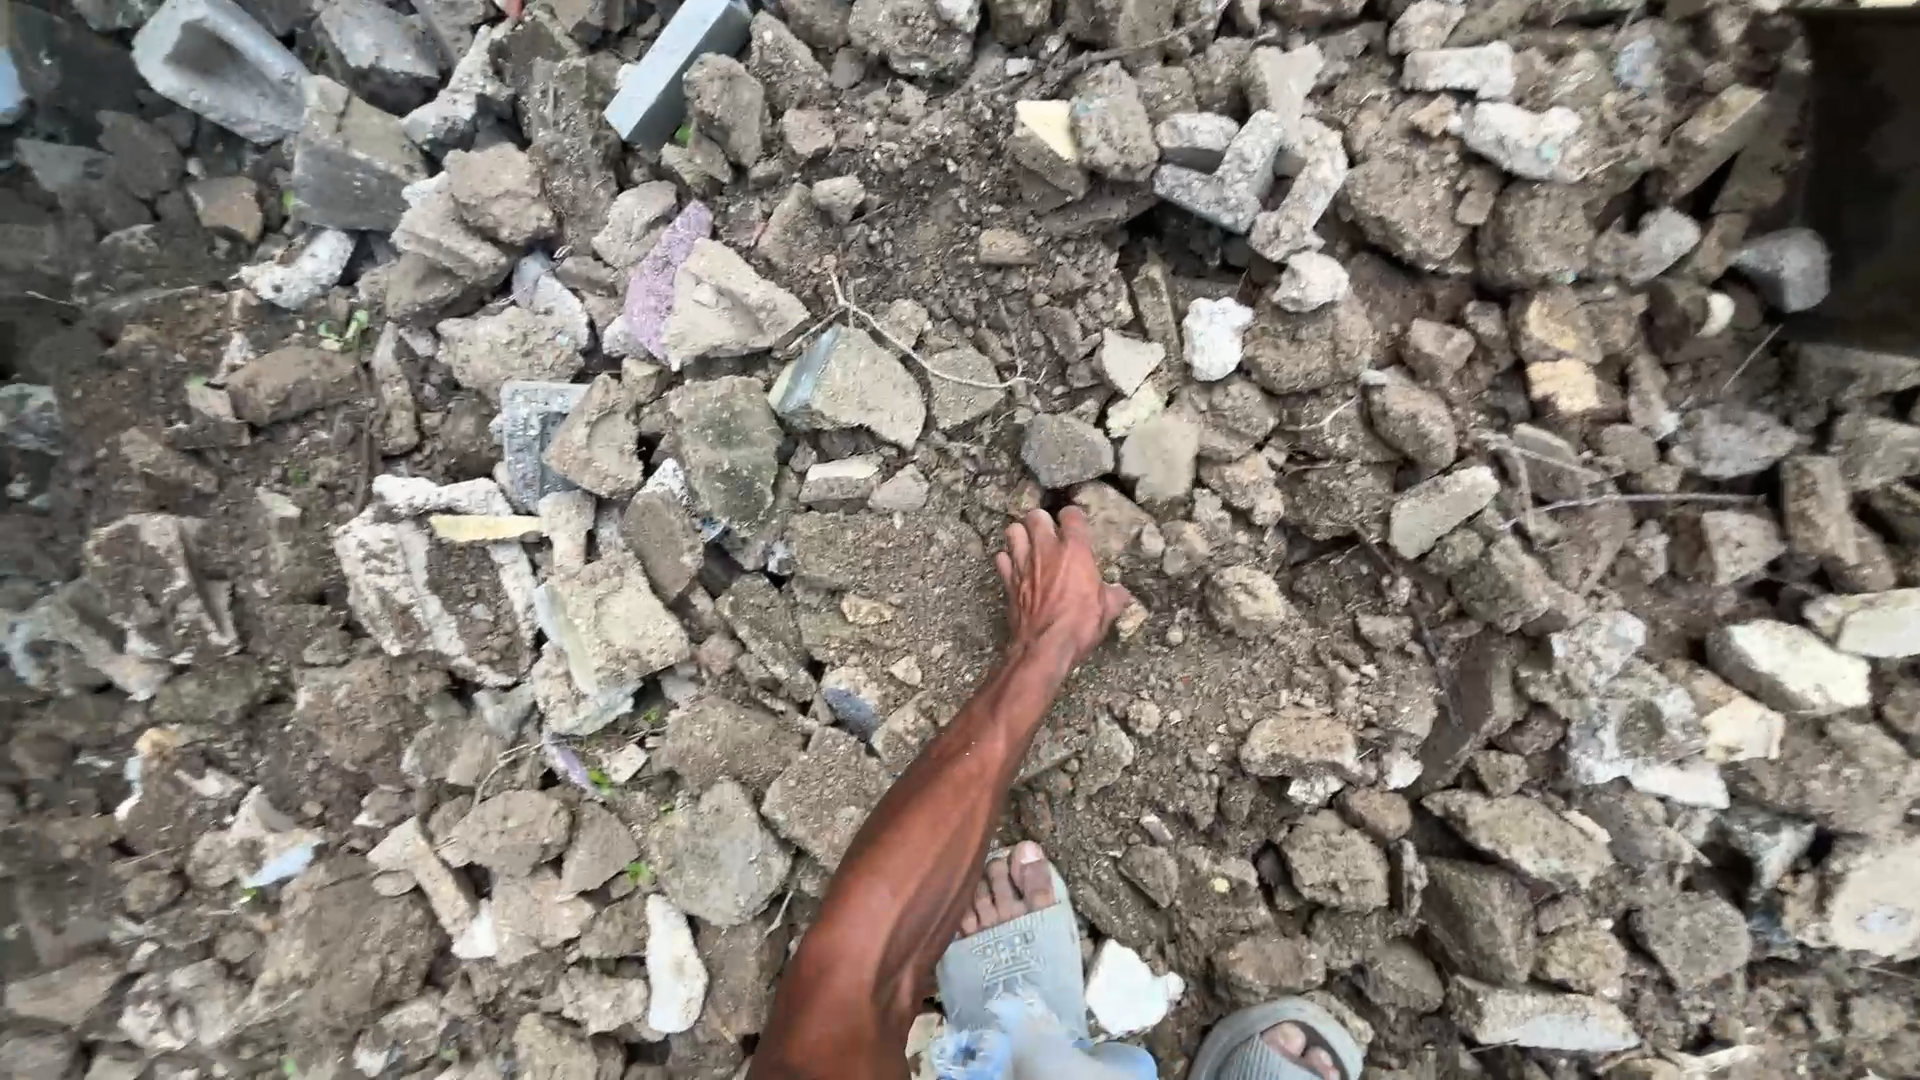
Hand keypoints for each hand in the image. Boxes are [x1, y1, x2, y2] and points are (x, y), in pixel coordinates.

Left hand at [995, 508, 1133, 673]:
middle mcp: (1046, 550)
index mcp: (1075, 551)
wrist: (1044, 646)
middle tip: (1047, 530)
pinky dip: (1007, 560)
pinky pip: (1001, 558)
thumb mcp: (1107, 610)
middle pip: (1036, 516)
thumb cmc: (1079, 625)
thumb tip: (1120, 592)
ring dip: (1020, 534)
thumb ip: (1114, 595)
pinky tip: (1014, 566)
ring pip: (1013, 531)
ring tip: (1027, 542)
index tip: (1074, 523)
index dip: (1073, 516)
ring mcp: (1023, 563)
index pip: (1072, 515)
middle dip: (1041, 520)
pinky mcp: (1008, 580)